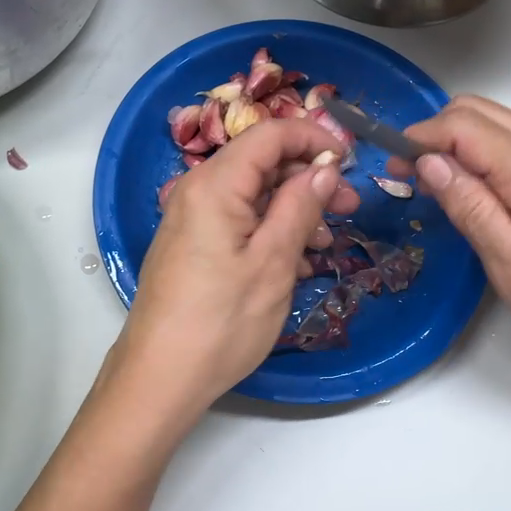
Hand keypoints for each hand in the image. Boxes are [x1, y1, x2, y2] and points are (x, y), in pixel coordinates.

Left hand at [116, 118, 359, 415]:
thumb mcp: (272, 264)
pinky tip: (295, 262)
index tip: (350, 161)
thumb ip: (300, 207)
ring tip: (325, 243)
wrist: (160, 375)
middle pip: (260, 161)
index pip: (269, 134)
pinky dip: (269, 229)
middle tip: (349, 207)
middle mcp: (197, 190)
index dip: (312, 138)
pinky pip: (237, 218)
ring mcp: (191, 216)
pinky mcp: (192, 242)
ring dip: (292, 208)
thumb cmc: (221, 322)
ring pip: (251, 192)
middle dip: (307, 177)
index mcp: (214, 184)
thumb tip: (326, 167)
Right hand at [388, 96, 510, 383]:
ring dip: (459, 139)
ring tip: (440, 184)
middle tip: (412, 176)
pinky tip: (480, 188)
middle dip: (434, 133)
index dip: (420, 136)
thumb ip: (473, 212)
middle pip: (478, 110)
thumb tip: (430, 163)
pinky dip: (485, 148)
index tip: (395, 166)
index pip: (464, 127)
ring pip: (498, 119)